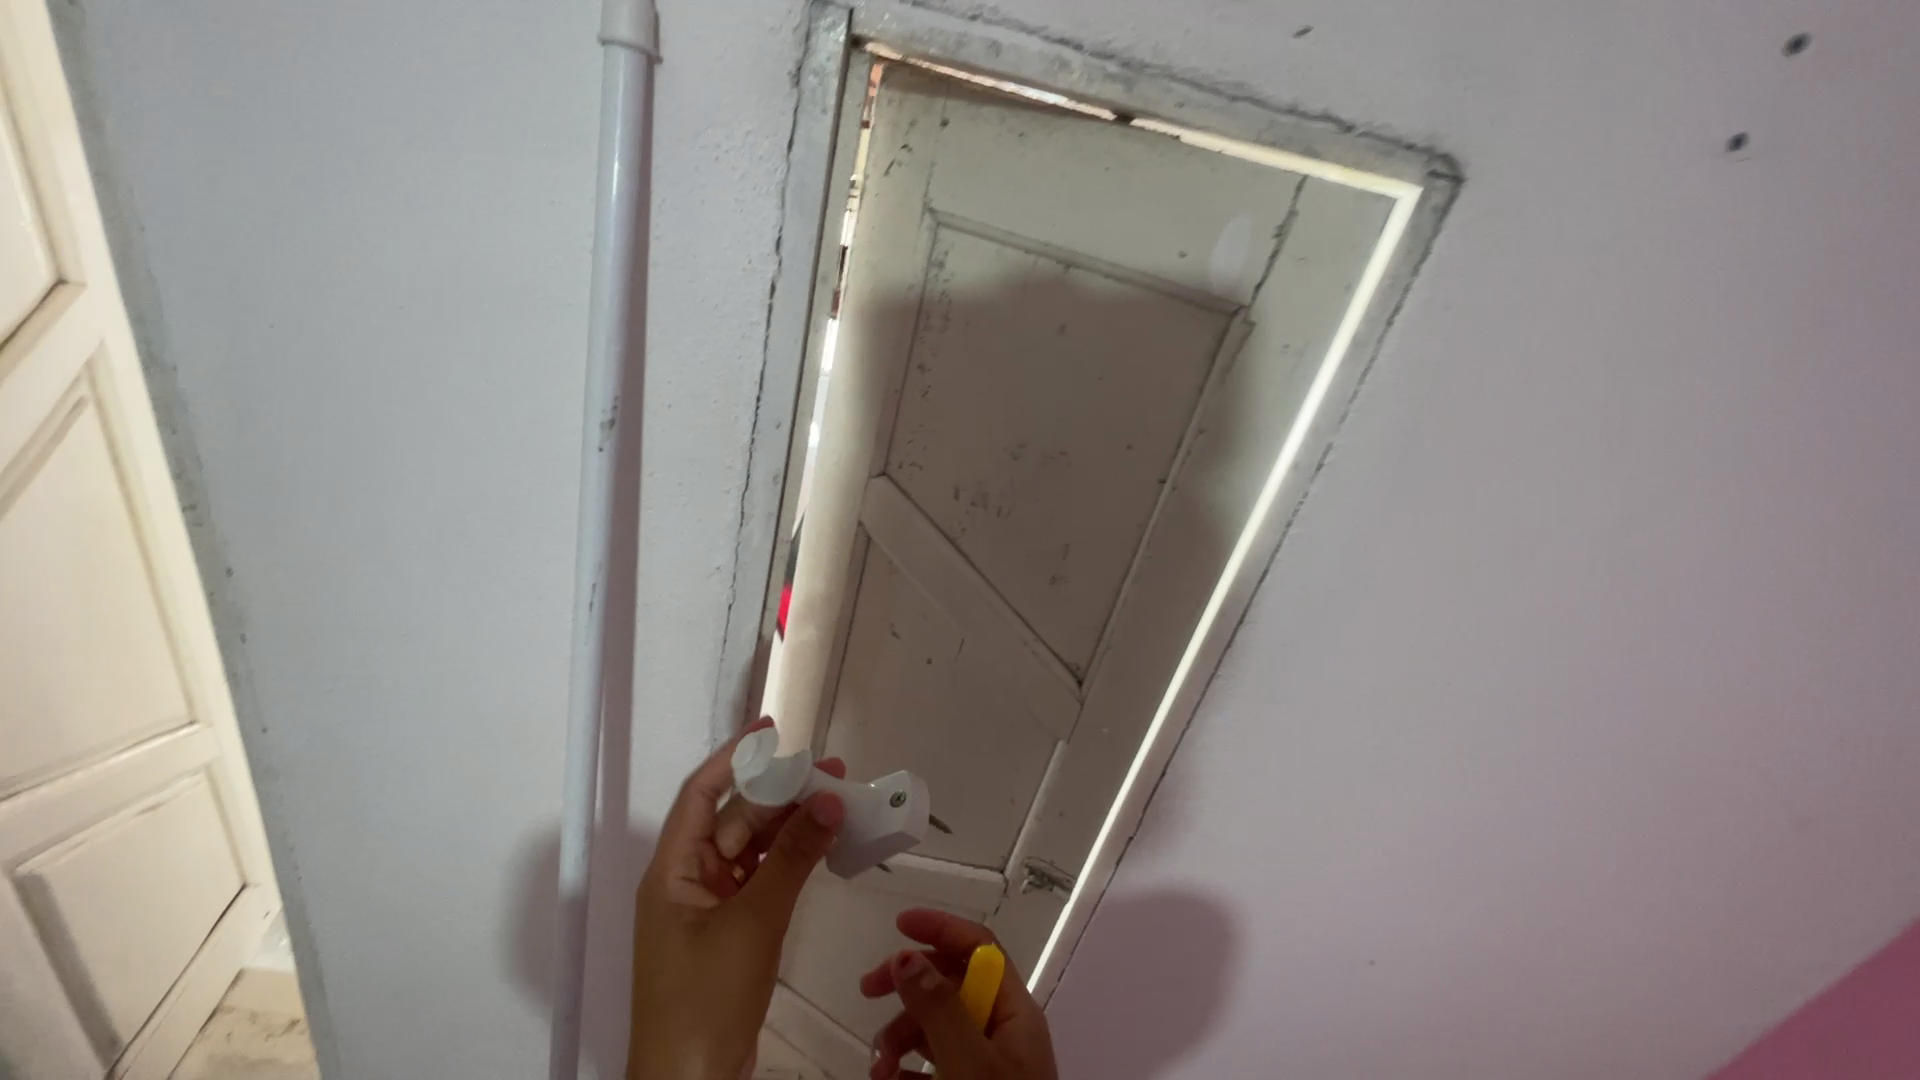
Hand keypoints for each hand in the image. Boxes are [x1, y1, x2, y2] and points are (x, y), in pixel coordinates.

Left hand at [628, 719, 845, 1079]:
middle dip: (781, 794)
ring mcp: (710, 907)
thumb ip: (793, 857)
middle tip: (833, 772)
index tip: (771, 729)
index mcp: (674, 870)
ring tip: (839, 803)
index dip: (734, 757)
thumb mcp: (754, 921)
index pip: (702, 794)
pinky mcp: (731, 931)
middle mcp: (689, 880)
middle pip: (736, 820)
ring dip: (792, 828)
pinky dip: (791, 863)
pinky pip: (763, 880)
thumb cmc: (706, 997)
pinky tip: (823, 847)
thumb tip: (830, 799)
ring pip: (754, 850)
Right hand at [860, 910, 1058, 1079]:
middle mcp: (1001, 1032)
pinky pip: (931, 1070)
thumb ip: (939, 1007)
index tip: (898, 925)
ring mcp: (985, 1067)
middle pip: (950, 985)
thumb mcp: (968, 1064)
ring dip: (899, 1038)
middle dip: (907, 986)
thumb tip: (906, 954)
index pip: (979, 948)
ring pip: (935, 1029)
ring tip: (879, 1071)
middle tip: (866, 990)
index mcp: (1013, 1012)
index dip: (941, 928)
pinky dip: (906, 1074)